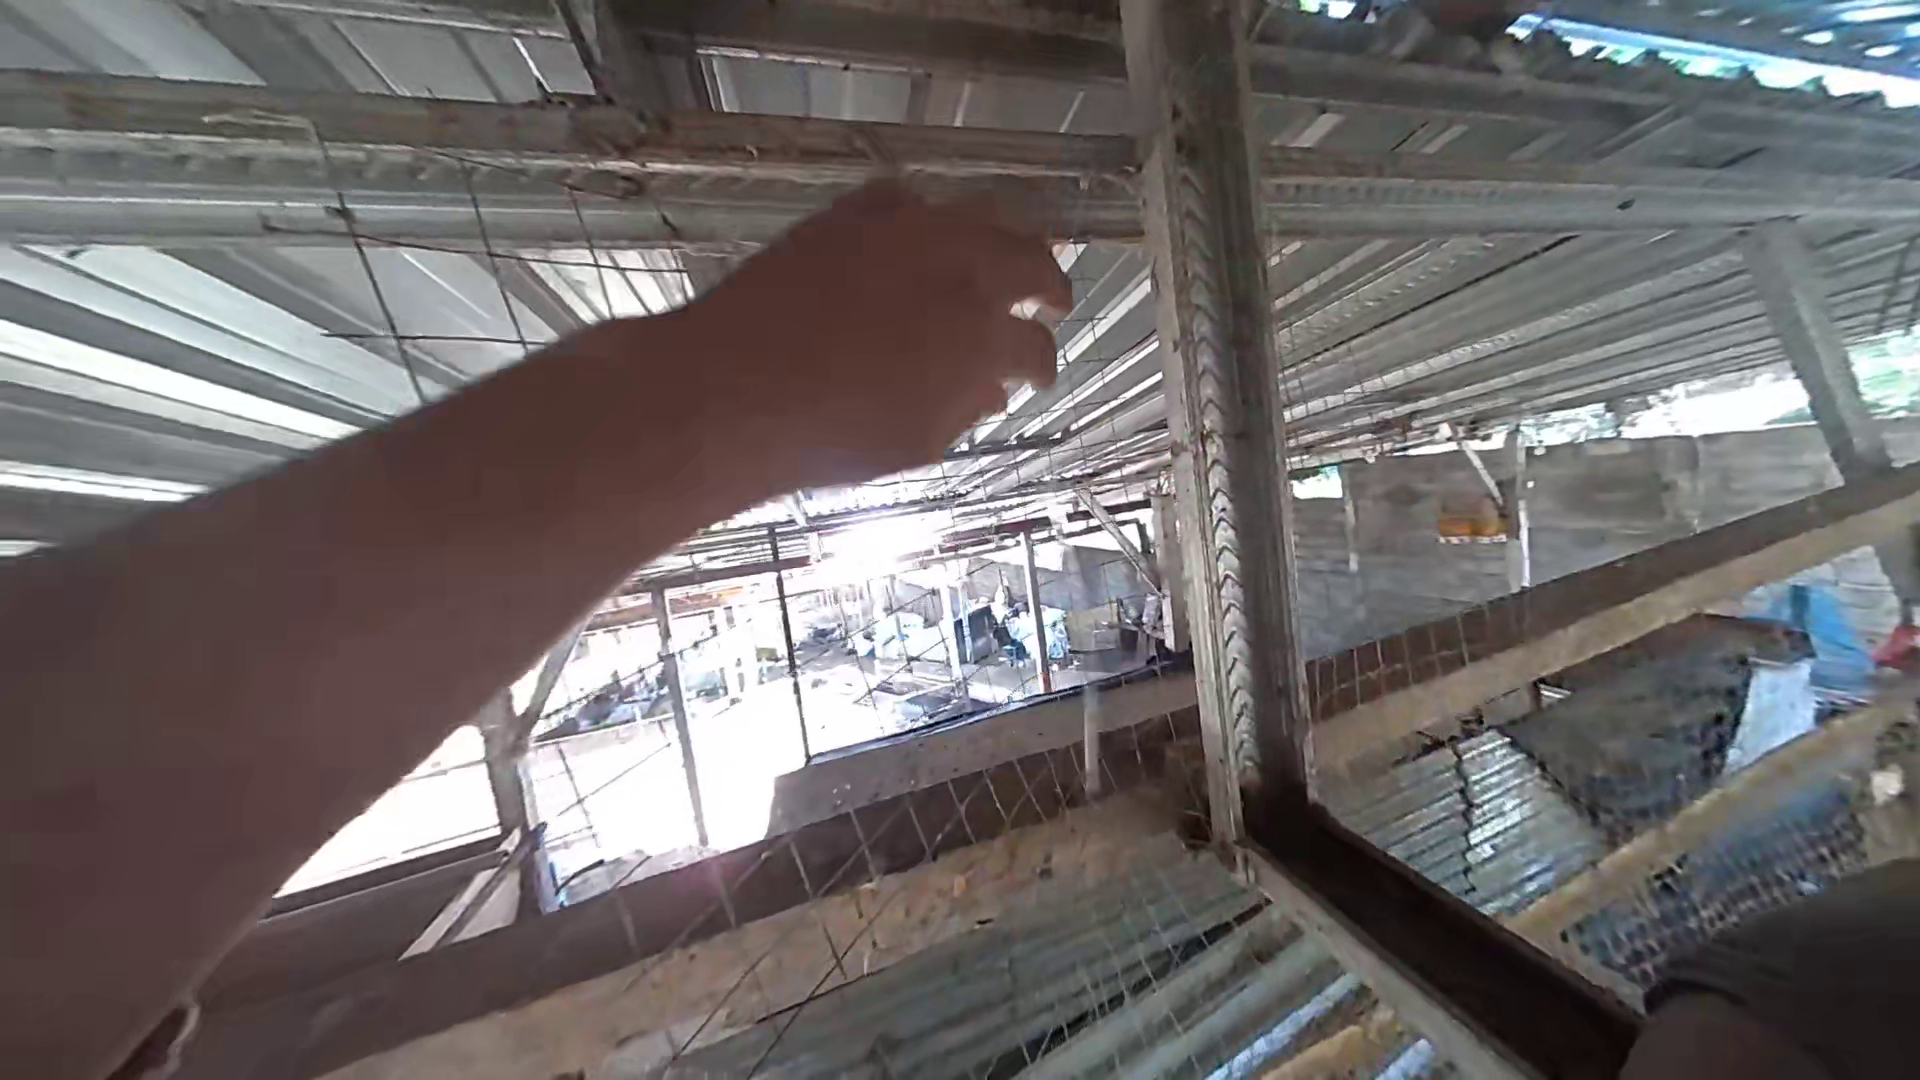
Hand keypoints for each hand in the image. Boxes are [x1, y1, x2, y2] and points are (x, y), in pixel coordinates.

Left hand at [676, 180, 1072, 490]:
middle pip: (1031, 259)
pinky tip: (930, 236)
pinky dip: (933, 218)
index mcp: (979, 339)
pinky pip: (911, 199)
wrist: (732, 393)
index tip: (1039, 378)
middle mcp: (956, 270)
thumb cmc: (831, 438)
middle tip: (1055, 300)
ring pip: (982, 213)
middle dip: (1051, 284)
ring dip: (1006, 238)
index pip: (1035, 348)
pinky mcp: (855, 213)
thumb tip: (994, 391)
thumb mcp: (917, 441)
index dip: (1044, 366)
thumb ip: (966, 408)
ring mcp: (905, 231)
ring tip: (1010, 257)